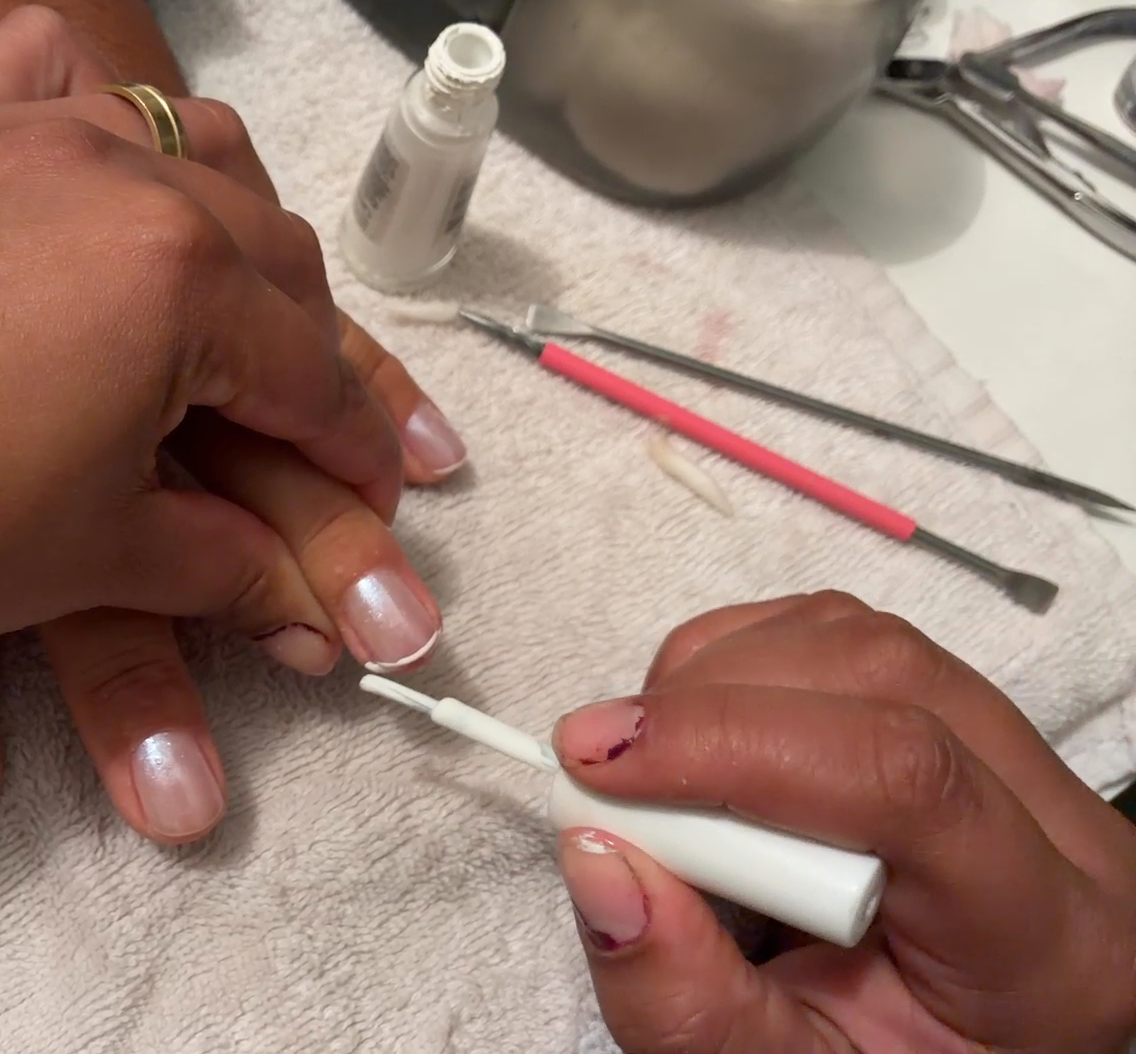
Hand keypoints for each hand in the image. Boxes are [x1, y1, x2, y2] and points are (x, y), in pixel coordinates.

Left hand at [0, 12, 416, 1049]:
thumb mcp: (94, 559)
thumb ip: (223, 567)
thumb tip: (307, 607)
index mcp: (173, 279)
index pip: (312, 374)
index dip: (360, 448)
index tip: (388, 495)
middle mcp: (115, 174)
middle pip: (274, 261)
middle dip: (320, 357)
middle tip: (338, 429)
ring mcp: (17, 134)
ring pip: (189, 159)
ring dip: (240, 238)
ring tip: (255, 307)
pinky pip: (45, 88)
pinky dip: (99, 121)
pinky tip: (106, 156)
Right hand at [549, 592, 1135, 1052]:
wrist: (909, 1025)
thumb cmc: (856, 1052)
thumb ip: (685, 1000)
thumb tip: (594, 856)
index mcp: (1045, 939)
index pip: (902, 777)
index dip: (721, 743)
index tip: (588, 762)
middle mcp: (1050, 817)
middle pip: (867, 677)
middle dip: (699, 713)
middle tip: (611, 782)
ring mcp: (996, 739)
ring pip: (830, 634)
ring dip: (699, 684)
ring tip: (658, 772)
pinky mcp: (925, 694)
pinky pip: (804, 627)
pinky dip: (710, 664)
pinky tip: (692, 735)